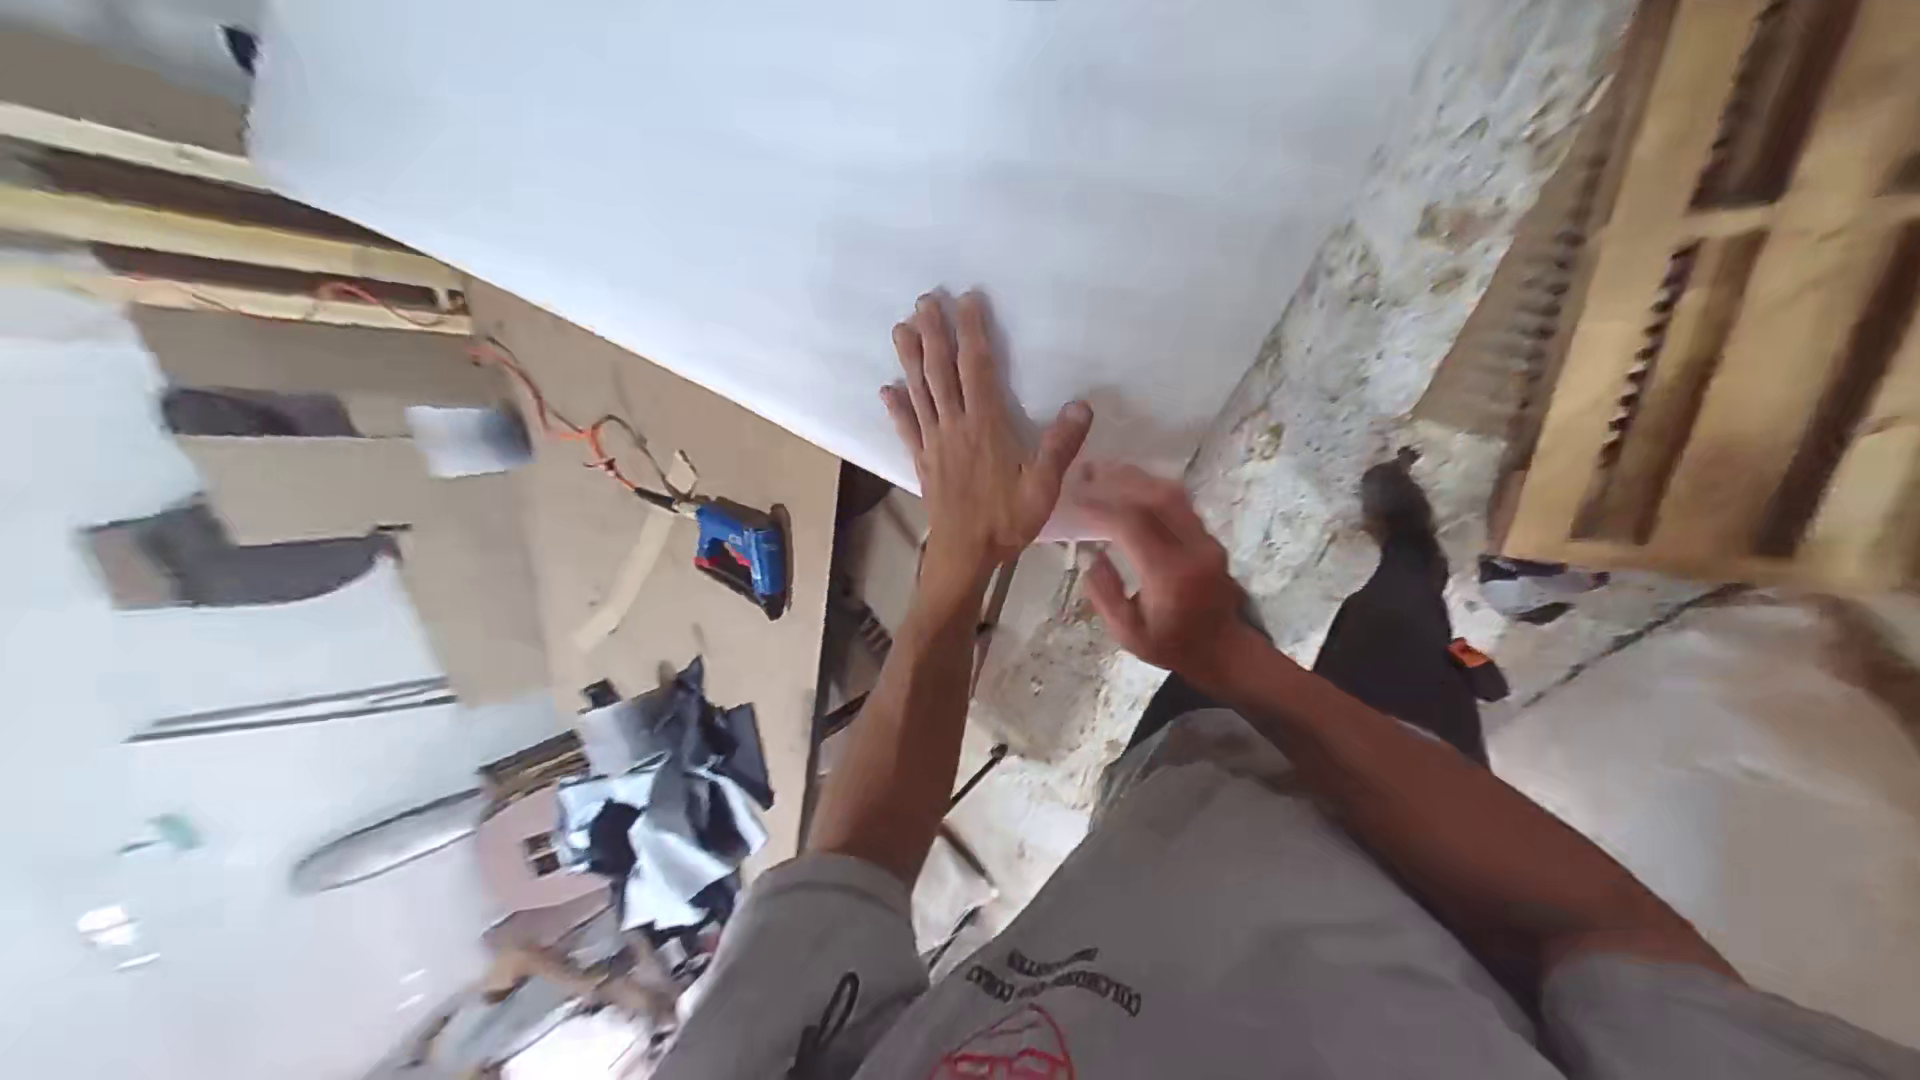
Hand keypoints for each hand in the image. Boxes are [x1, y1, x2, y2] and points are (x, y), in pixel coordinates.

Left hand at [882, 291, 1092, 584]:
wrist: (964, 554)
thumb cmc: (1005, 521)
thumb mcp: (1043, 487)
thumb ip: (1060, 446)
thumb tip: (1081, 405)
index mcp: (985, 426)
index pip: (977, 368)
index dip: (972, 332)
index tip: (967, 300)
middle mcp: (954, 426)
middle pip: (940, 372)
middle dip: (934, 333)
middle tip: (925, 300)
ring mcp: (934, 444)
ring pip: (919, 392)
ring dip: (909, 359)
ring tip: (901, 328)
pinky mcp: (922, 462)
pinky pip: (906, 429)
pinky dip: (896, 408)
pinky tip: (885, 390)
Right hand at [1079, 463, 1257, 689]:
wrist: (1224, 650)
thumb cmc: (1172, 646)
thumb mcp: (1127, 633)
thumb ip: (1105, 594)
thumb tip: (1094, 556)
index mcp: (1171, 576)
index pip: (1134, 525)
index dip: (1102, 506)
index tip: (1076, 498)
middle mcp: (1194, 550)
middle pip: (1158, 497)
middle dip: (1119, 480)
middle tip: (1088, 471)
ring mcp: (1207, 541)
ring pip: (1173, 494)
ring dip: (1137, 478)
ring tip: (1106, 471)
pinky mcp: (1209, 538)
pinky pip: (1181, 503)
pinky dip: (1152, 488)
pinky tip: (1131, 487)